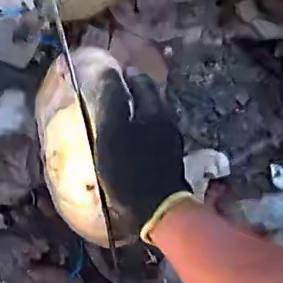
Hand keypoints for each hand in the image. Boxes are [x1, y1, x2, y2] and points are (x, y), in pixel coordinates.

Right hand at [85, 67, 189, 242]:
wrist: (157, 210)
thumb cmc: (129, 169)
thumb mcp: (113, 132)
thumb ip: (112, 101)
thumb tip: (110, 72)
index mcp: (155, 111)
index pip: (142, 82)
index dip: (128, 75)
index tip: (114, 73)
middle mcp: (168, 123)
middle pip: (152, 100)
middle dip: (136, 93)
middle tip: (117, 93)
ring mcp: (172, 143)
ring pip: (155, 119)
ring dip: (140, 114)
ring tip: (121, 118)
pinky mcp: (170, 162)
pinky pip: (155, 138)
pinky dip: (143, 133)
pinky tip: (132, 142)